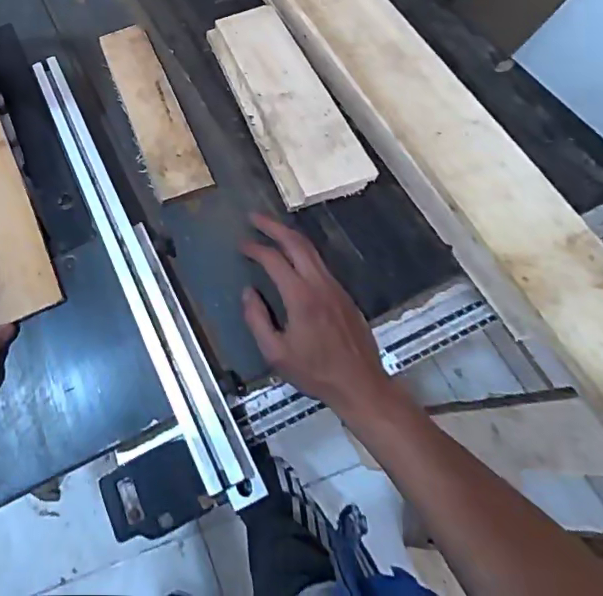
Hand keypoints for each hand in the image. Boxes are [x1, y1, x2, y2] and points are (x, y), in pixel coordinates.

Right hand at [240, 213, 392, 413]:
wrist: (361, 385)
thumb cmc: (316, 372)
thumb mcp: (276, 354)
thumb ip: (257, 319)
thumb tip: (248, 293)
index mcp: (301, 297)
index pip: (274, 260)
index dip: (255, 248)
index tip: (242, 244)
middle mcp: (320, 285)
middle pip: (296, 242)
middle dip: (274, 226)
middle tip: (255, 217)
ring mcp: (336, 287)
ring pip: (312, 250)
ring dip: (290, 236)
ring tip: (272, 230)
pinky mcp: (344, 295)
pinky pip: (321, 264)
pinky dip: (303, 252)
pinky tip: (294, 258)